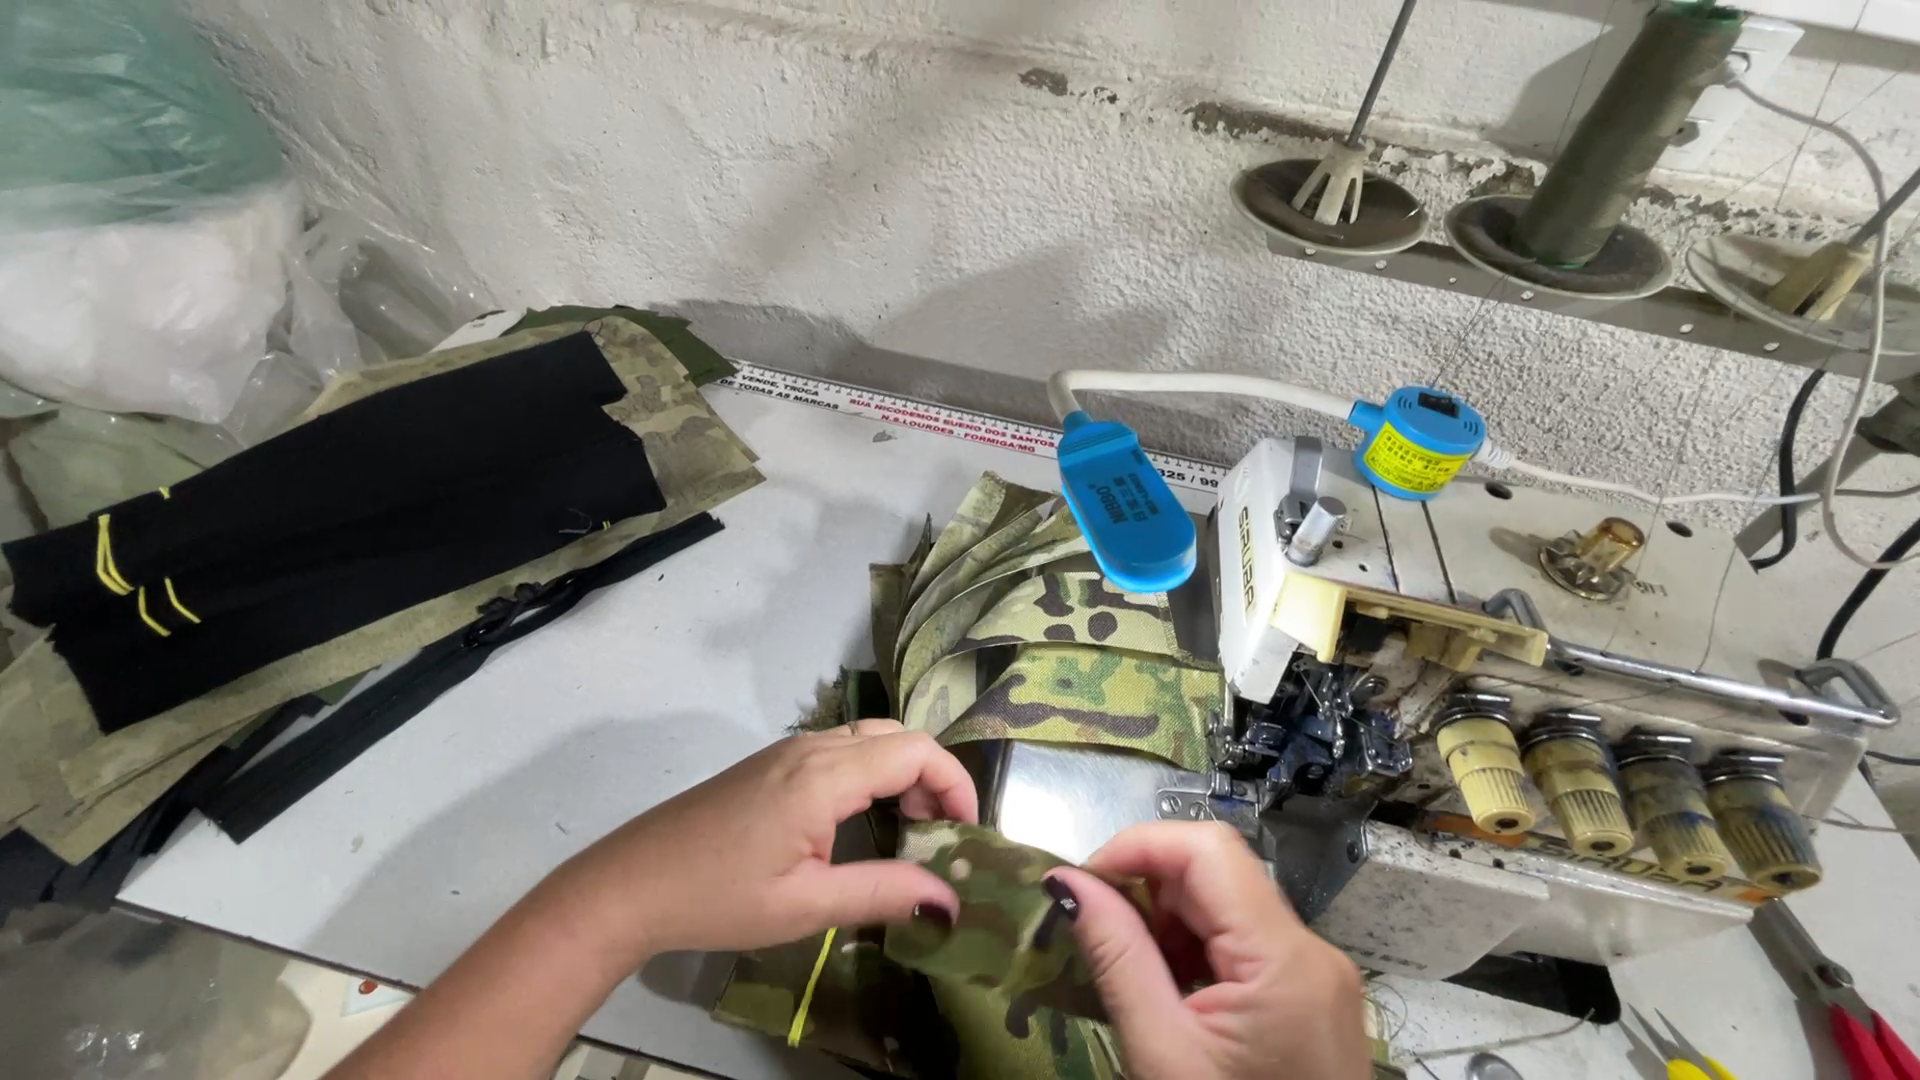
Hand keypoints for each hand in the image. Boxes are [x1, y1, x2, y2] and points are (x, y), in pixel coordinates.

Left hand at [546, 720, 977, 963]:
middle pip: (898, 737)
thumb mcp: (806, 905)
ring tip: (909, 829)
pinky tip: (865, 818)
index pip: (916, 751)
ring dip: (903, 774)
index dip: (954, 784)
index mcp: (824, 774)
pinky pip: (844, 749)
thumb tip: (950, 900)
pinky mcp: (775, 761)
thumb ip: (883, 893)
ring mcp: (790, 749)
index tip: (967, 833)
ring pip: (871, 739)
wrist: (631, 884)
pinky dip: (874, 772)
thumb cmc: (719, 897)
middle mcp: (812, 746)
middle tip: (937, 834)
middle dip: (932, 778)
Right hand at [1048, 822, 1369, 1079]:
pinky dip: (1190, 946)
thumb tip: (1065, 880)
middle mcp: (1310, 950)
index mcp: (1285, 960)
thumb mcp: (1162, 1054)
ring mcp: (1313, 972)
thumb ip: (1116, 955)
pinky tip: (1165, 987)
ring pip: (1223, 900)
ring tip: (1128, 967)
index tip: (1083, 881)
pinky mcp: (1306, 993)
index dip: (1138, 846)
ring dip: (1164, 917)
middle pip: (1215, 871)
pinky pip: (1238, 939)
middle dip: (1146, 886)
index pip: (1207, 849)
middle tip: (1096, 927)